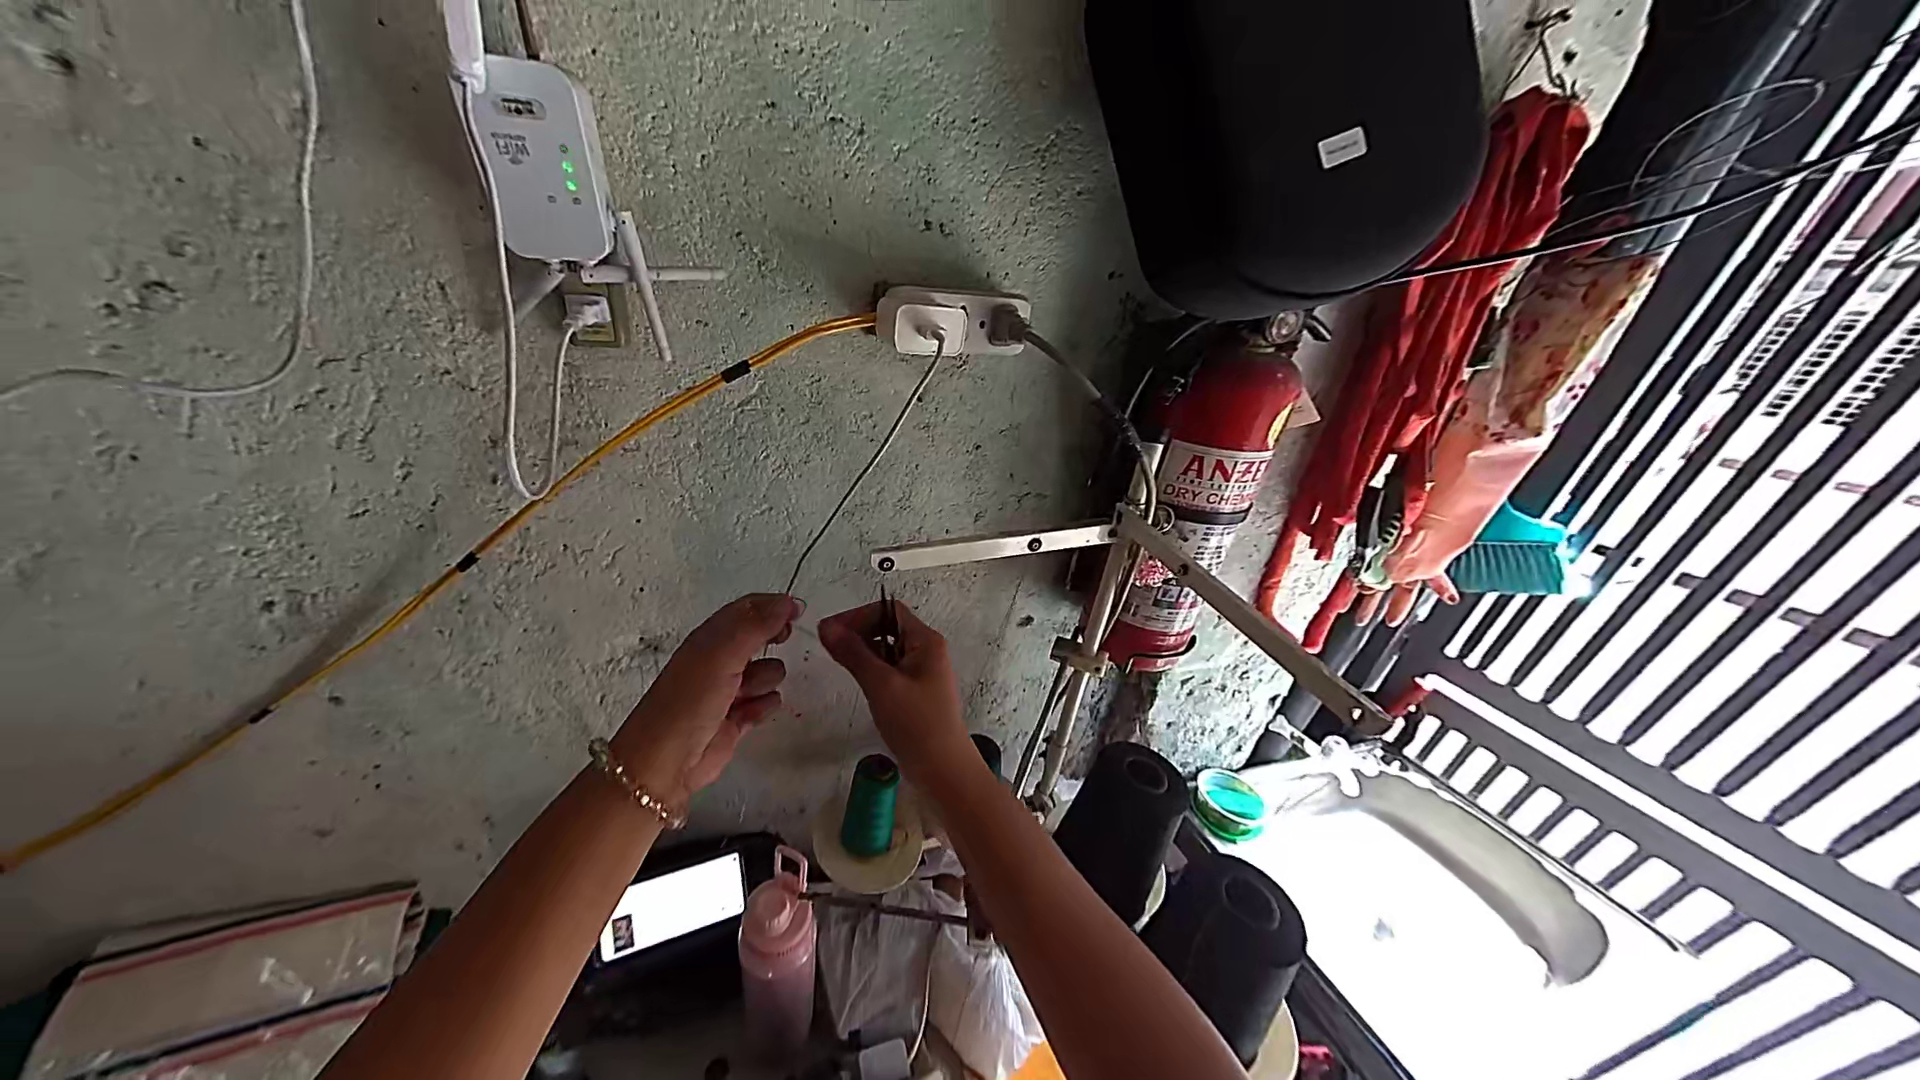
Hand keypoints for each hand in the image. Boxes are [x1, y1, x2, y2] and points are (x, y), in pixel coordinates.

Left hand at [611, 594, 799, 800]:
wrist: (665, 764)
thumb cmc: (687, 704)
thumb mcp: (722, 655)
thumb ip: (756, 626)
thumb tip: (786, 602)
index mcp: (710, 638)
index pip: (746, 609)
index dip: (773, 604)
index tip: (798, 609)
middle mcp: (719, 660)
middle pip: (758, 637)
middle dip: (774, 637)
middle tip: (784, 639)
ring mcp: (728, 690)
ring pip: (767, 671)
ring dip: (768, 677)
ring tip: (751, 690)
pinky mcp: (736, 719)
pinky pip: (766, 702)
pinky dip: (764, 706)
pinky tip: (752, 712)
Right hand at [817, 599, 969, 776]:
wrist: (943, 769)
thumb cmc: (916, 724)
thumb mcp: (881, 685)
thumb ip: (853, 653)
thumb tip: (826, 627)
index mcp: (926, 641)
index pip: (889, 610)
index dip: (858, 615)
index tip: (830, 630)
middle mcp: (926, 650)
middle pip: (888, 626)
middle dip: (858, 631)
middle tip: (830, 646)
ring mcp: (922, 671)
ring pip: (887, 648)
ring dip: (863, 650)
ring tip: (839, 661)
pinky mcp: (915, 691)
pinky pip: (890, 668)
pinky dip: (871, 668)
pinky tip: (857, 679)